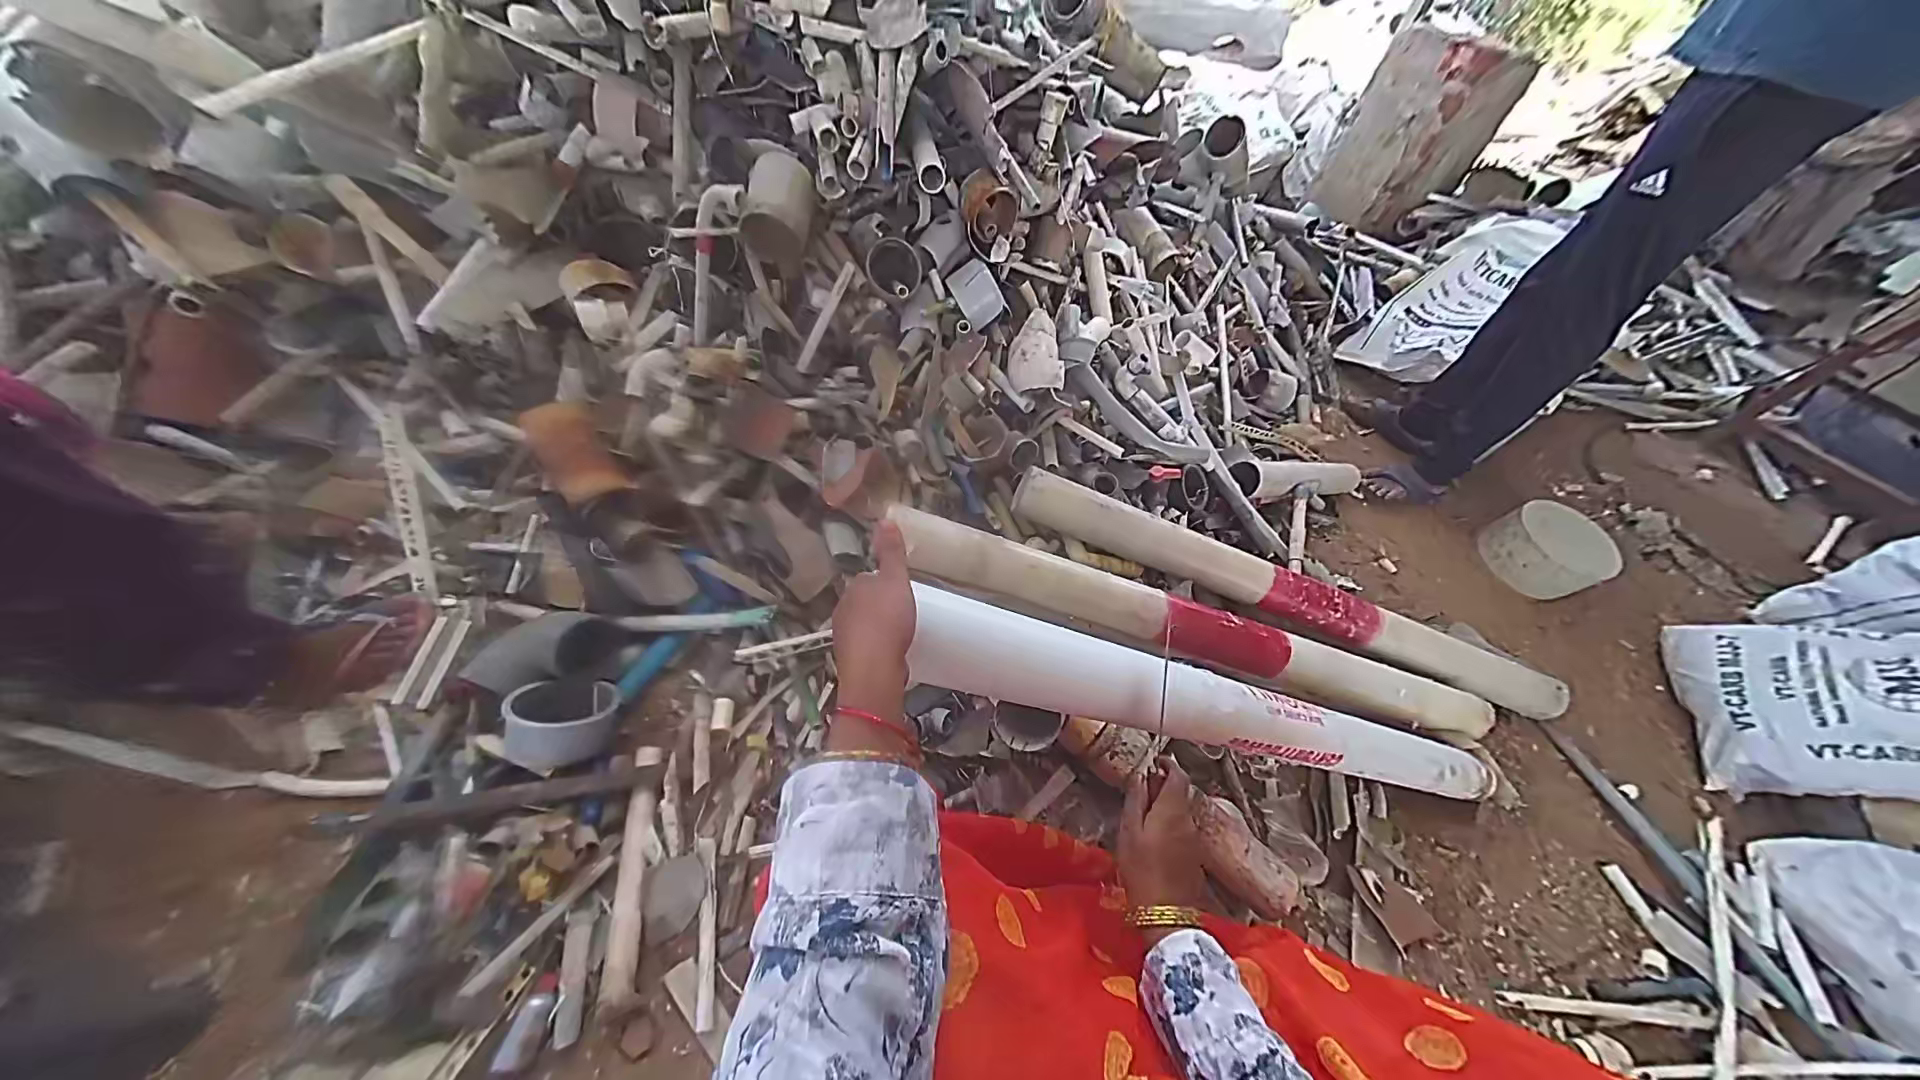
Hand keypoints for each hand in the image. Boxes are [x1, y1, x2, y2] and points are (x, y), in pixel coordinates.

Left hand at [830, 519, 915, 722]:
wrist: (874, 668)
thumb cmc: (887, 620)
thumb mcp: (896, 580)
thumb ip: (891, 553)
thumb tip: (885, 518)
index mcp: (853, 588)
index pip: (867, 579)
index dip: (883, 582)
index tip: (899, 589)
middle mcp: (842, 610)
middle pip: (862, 602)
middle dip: (878, 605)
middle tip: (901, 611)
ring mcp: (844, 636)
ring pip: (862, 625)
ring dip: (876, 627)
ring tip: (898, 632)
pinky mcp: (851, 659)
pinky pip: (866, 647)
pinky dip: (876, 647)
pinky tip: (890, 653)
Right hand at [1117, 759, 1208, 941]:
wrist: (1166, 916)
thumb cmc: (1141, 870)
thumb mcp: (1129, 831)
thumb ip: (1135, 800)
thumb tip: (1140, 775)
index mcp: (1172, 810)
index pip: (1179, 775)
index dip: (1168, 764)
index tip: (1154, 762)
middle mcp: (1189, 820)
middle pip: (1181, 792)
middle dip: (1163, 784)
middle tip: (1141, 787)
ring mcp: (1194, 839)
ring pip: (1181, 810)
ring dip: (1166, 803)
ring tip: (1143, 810)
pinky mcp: (1194, 855)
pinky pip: (1182, 827)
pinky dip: (1169, 821)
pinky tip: (1153, 833)